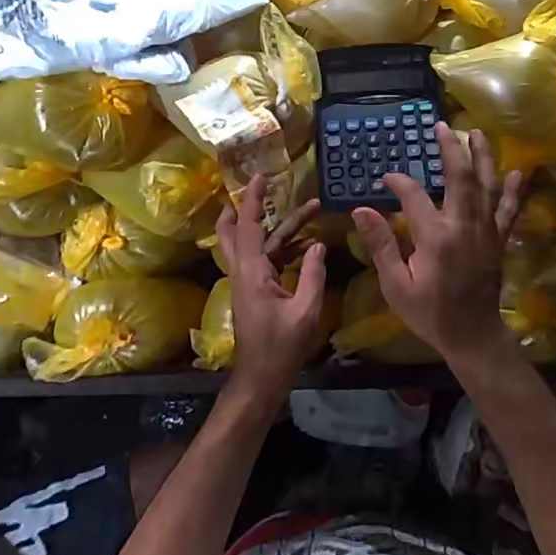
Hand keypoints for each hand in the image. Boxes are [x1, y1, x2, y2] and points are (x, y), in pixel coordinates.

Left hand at [216, 177, 326, 401]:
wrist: (261, 379)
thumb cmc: (281, 347)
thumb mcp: (306, 310)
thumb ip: (313, 274)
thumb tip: (318, 245)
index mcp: (251, 271)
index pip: (248, 226)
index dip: (252, 199)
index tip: (259, 176)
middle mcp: (244, 270)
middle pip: (237, 230)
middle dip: (248, 206)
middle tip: (262, 185)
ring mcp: (248, 280)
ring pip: (258, 243)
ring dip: (282, 227)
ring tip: (313, 210)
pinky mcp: (255, 290)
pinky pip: (267, 258)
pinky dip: (286, 247)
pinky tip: (310, 243)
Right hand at [351, 124, 525, 365]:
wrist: (473, 336)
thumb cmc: (430, 313)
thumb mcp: (395, 284)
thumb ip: (381, 244)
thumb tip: (362, 209)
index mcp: (436, 237)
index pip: (414, 196)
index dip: (399, 182)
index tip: (386, 177)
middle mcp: (464, 226)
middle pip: (459, 178)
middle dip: (450, 150)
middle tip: (441, 126)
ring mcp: (485, 231)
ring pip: (487, 186)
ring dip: (483, 158)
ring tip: (477, 134)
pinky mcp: (498, 240)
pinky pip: (509, 210)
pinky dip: (513, 191)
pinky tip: (517, 173)